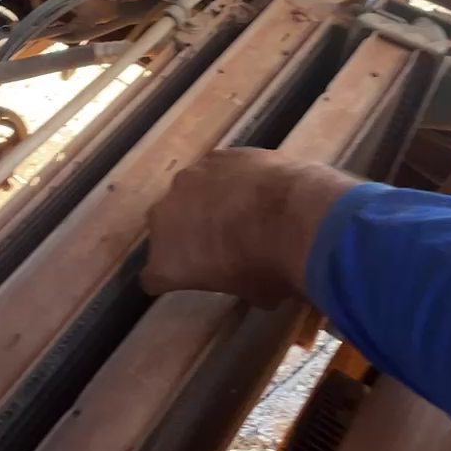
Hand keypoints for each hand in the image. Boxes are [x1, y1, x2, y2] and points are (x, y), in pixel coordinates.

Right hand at [142, 148, 363, 307]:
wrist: (296, 215)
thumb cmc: (270, 266)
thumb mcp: (254, 294)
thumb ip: (238, 286)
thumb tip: (251, 282)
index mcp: (166, 263)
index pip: (153, 278)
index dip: (170, 279)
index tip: (189, 279)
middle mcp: (164, 219)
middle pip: (165, 229)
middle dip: (184, 235)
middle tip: (216, 243)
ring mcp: (186, 182)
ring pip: (187, 194)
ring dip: (204, 202)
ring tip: (237, 209)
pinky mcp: (212, 156)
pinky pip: (213, 171)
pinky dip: (227, 179)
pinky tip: (252, 185)